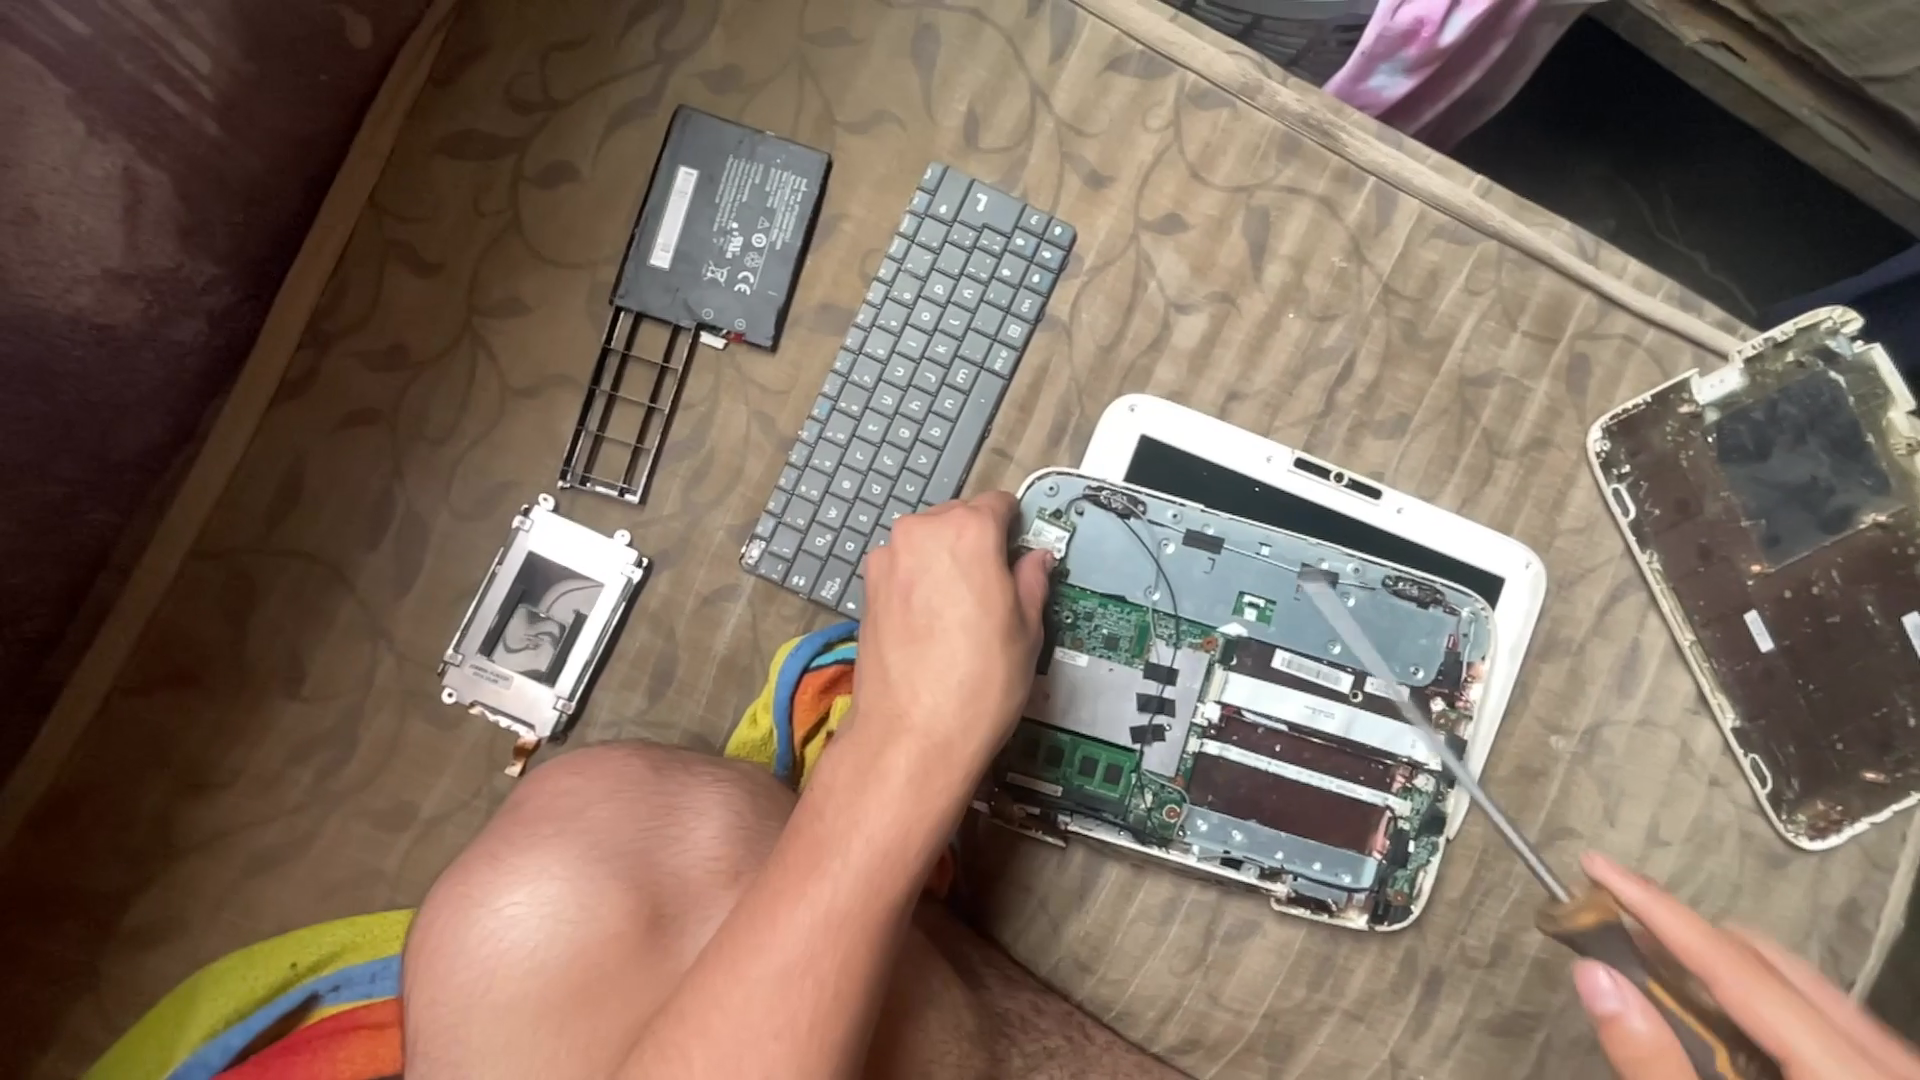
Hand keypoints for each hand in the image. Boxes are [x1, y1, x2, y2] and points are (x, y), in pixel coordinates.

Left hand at [846, 492, 1052, 794]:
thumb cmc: (980, 682)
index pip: (999, 504)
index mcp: (967, 530)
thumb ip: (1032, 580)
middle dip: (978, 541)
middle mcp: (920, 531)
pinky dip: (919, 579)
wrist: (910, 735)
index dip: (1015, 528)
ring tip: (960, 609)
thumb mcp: (1027, 629)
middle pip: (958, 517)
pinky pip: (903, 566)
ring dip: (946, 559)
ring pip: (927, 541)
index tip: (1021, 555)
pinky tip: (931, 621)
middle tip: (994, 587)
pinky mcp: (867, 587)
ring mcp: (887, 558)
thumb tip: (1035, 558)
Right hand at [1573, 851, 1919, 1078]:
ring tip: (1659, 973)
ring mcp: (1899, 1073)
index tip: (1595, 864)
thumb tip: (1592, 975)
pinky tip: (1724, 1028)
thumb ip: (1658, 1066)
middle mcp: (1890, 1064)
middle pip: (1771, 963)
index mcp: (1852, 1076)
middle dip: (1685, 936)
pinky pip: (1827, 1020)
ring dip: (1720, 968)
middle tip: (1615, 929)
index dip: (1657, 908)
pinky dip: (1760, 1003)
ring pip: (1803, 988)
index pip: (1735, 965)